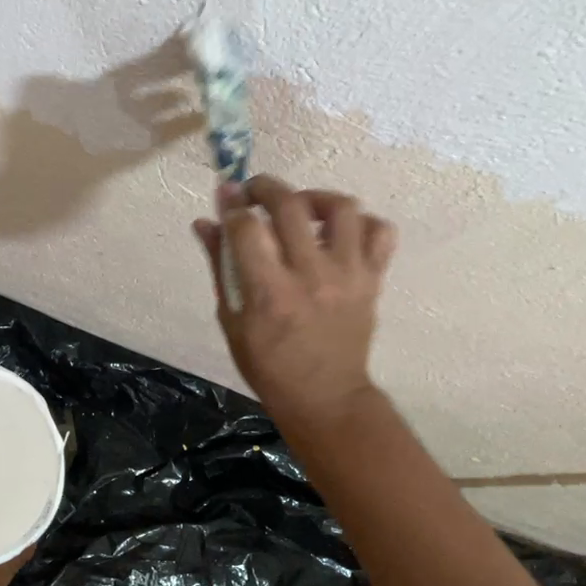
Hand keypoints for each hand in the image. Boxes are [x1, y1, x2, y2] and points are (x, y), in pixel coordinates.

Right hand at [192, 176, 397, 434]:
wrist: (325, 397)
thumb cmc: (267, 364)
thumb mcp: (231, 319)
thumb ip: (221, 265)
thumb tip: (206, 222)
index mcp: (269, 293)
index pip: (247, 227)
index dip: (231, 205)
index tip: (224, 196)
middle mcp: (312, 277)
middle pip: (290, 206)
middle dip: (264, 187)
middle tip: (253, 192)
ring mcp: (349, 276)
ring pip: (341, 208)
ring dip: (314, 197)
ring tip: (299, 208)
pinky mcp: (373, 280)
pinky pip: (380, 232)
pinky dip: (359, 222)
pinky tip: (336, 231)